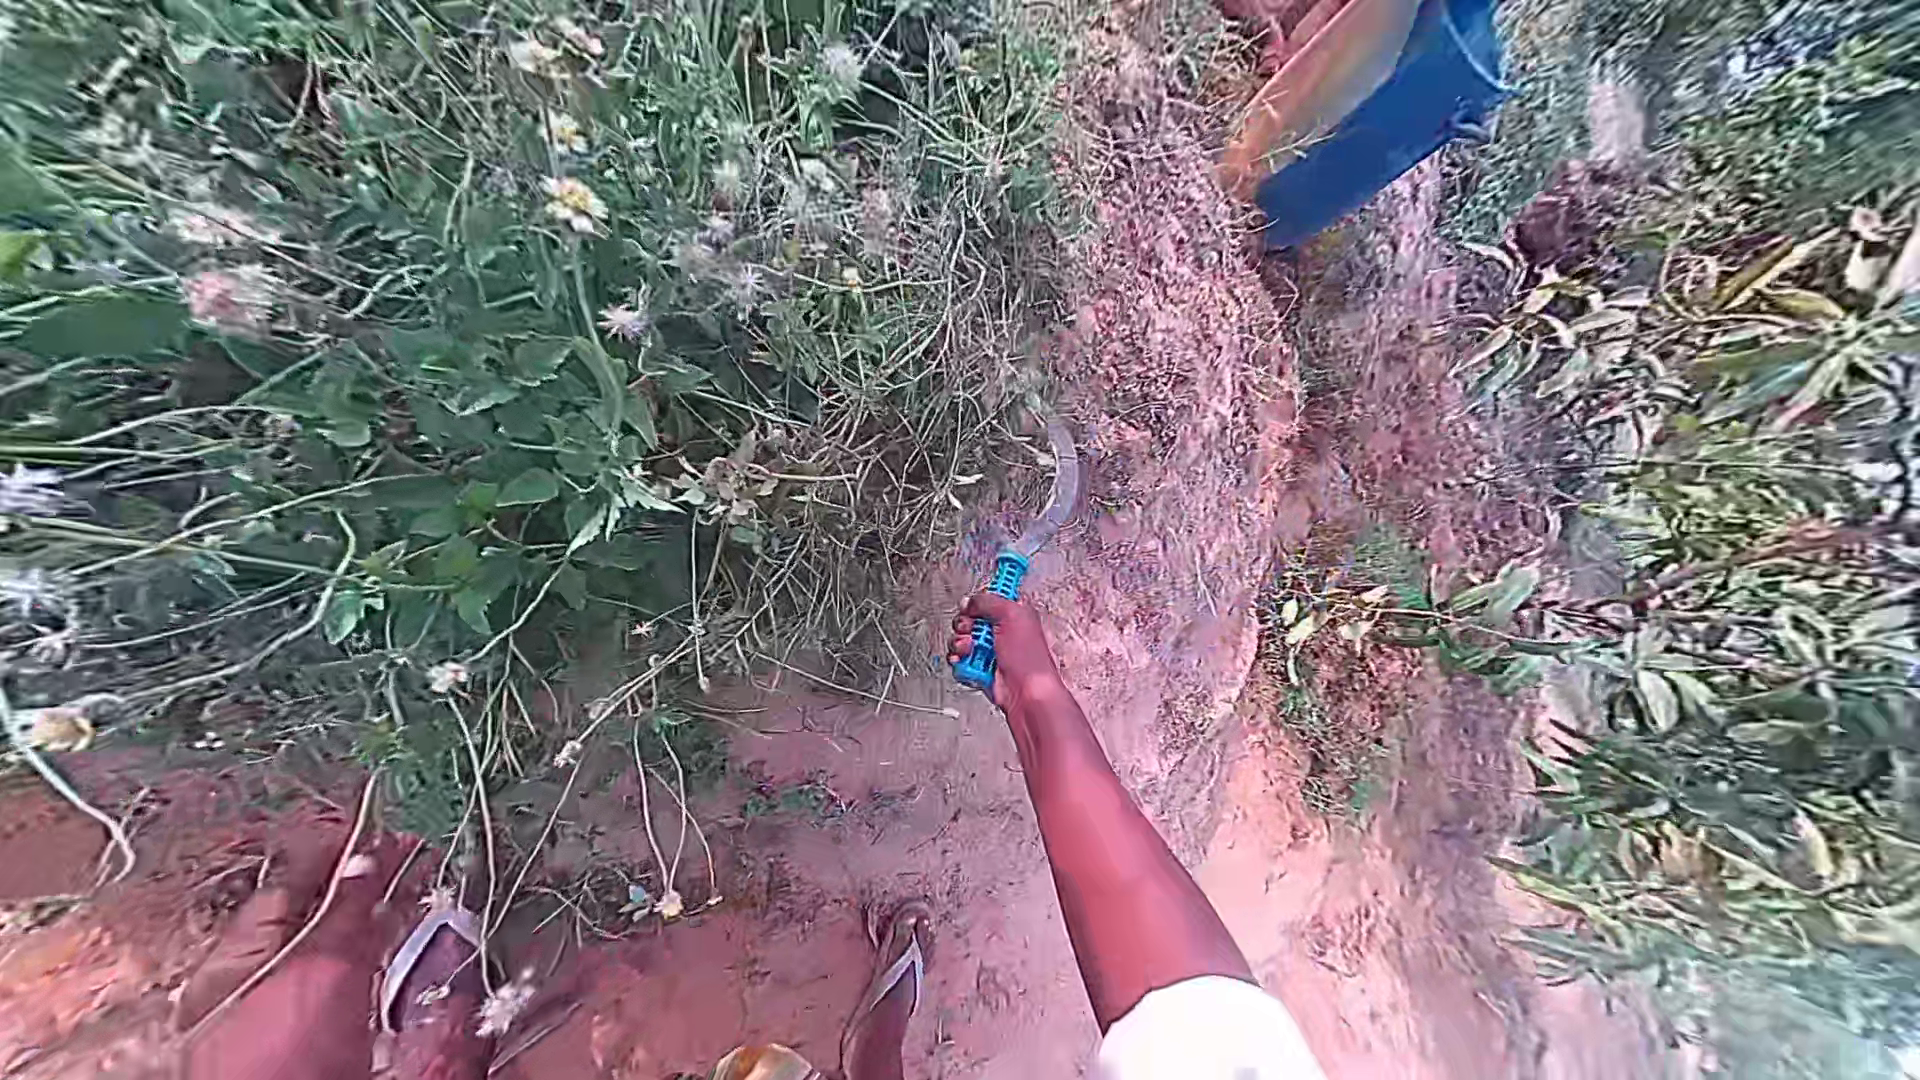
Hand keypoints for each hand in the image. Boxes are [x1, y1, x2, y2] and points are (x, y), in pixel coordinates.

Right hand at [948, 592, 1065, 710]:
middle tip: (972, 630)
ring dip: (961, 644)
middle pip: (969, 618)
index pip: (991, 597)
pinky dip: (959, 661)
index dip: (981, 600)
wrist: (1025, 694)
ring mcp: (989, 650)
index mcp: (1014, 613)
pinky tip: (967, 662)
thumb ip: (988, 601)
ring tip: (970, 649)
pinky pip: (959, 659)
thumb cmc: (1029, 658)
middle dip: (965, 624)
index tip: (976, 604)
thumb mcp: (1011, 616)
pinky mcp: (979, 667)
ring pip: (961, 639)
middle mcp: (1001, 631)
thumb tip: (970, 601)